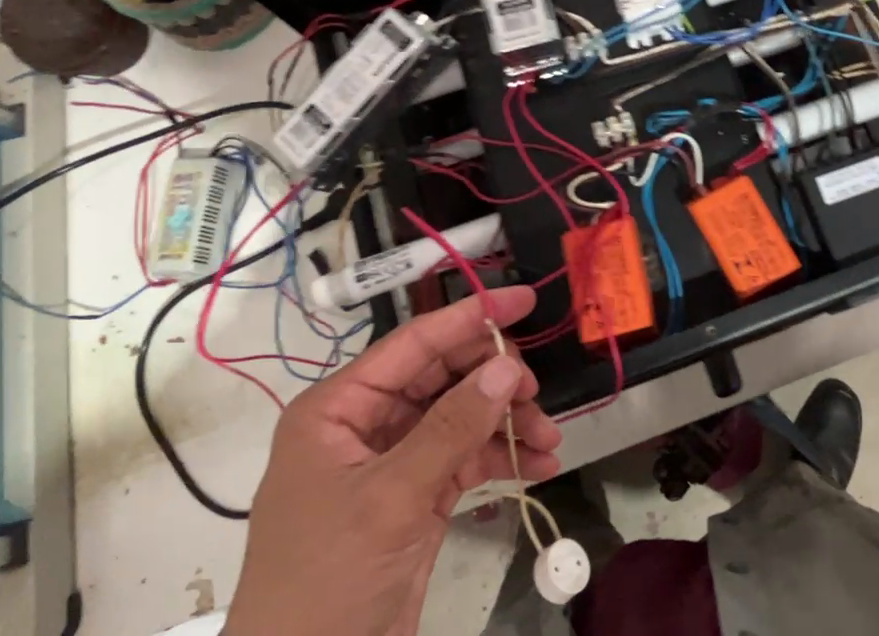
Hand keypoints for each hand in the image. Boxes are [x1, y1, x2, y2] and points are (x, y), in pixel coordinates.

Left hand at [226, 287, 562, 635]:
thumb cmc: (329, 577)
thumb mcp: (390, 498)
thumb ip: (451, 428)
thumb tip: (506, 367)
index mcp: (339, 408)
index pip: (414, 345)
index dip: (470, 317)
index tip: (525, 299)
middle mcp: (366, 425)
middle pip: (445, 378)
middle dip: (496, 382)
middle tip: (538, 393)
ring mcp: (394, 462)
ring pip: (463, 417)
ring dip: (508, 424)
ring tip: (549, 440)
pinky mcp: (418, 497)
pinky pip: (468, 459)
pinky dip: (503, 459)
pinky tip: (540, 465)